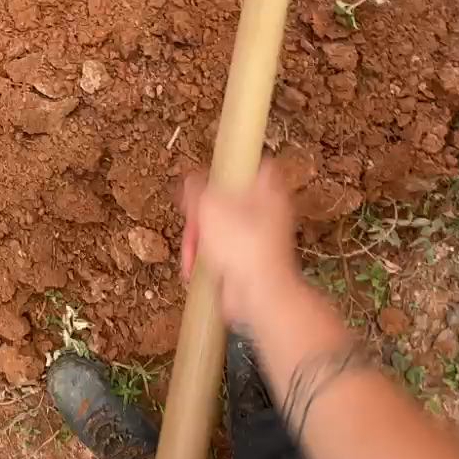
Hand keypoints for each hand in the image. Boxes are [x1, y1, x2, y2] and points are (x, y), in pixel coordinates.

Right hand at [178, 159, 305, 327]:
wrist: (258, 294)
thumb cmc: (239, 242)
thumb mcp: (209, 204)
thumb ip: (196, 188)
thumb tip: (191, 180)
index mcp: (267, 189)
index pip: (256, 164)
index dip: (232, 165)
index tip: (211, 173)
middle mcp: (268, 211)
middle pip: (228, 198)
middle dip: (202, 211)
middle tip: (191, 219)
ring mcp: (259, 238)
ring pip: (220, 227)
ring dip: (199, 238)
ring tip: (191, 251)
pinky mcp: (249, 261)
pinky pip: (221, 251)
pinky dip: (206, 257)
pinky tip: (194, 267)